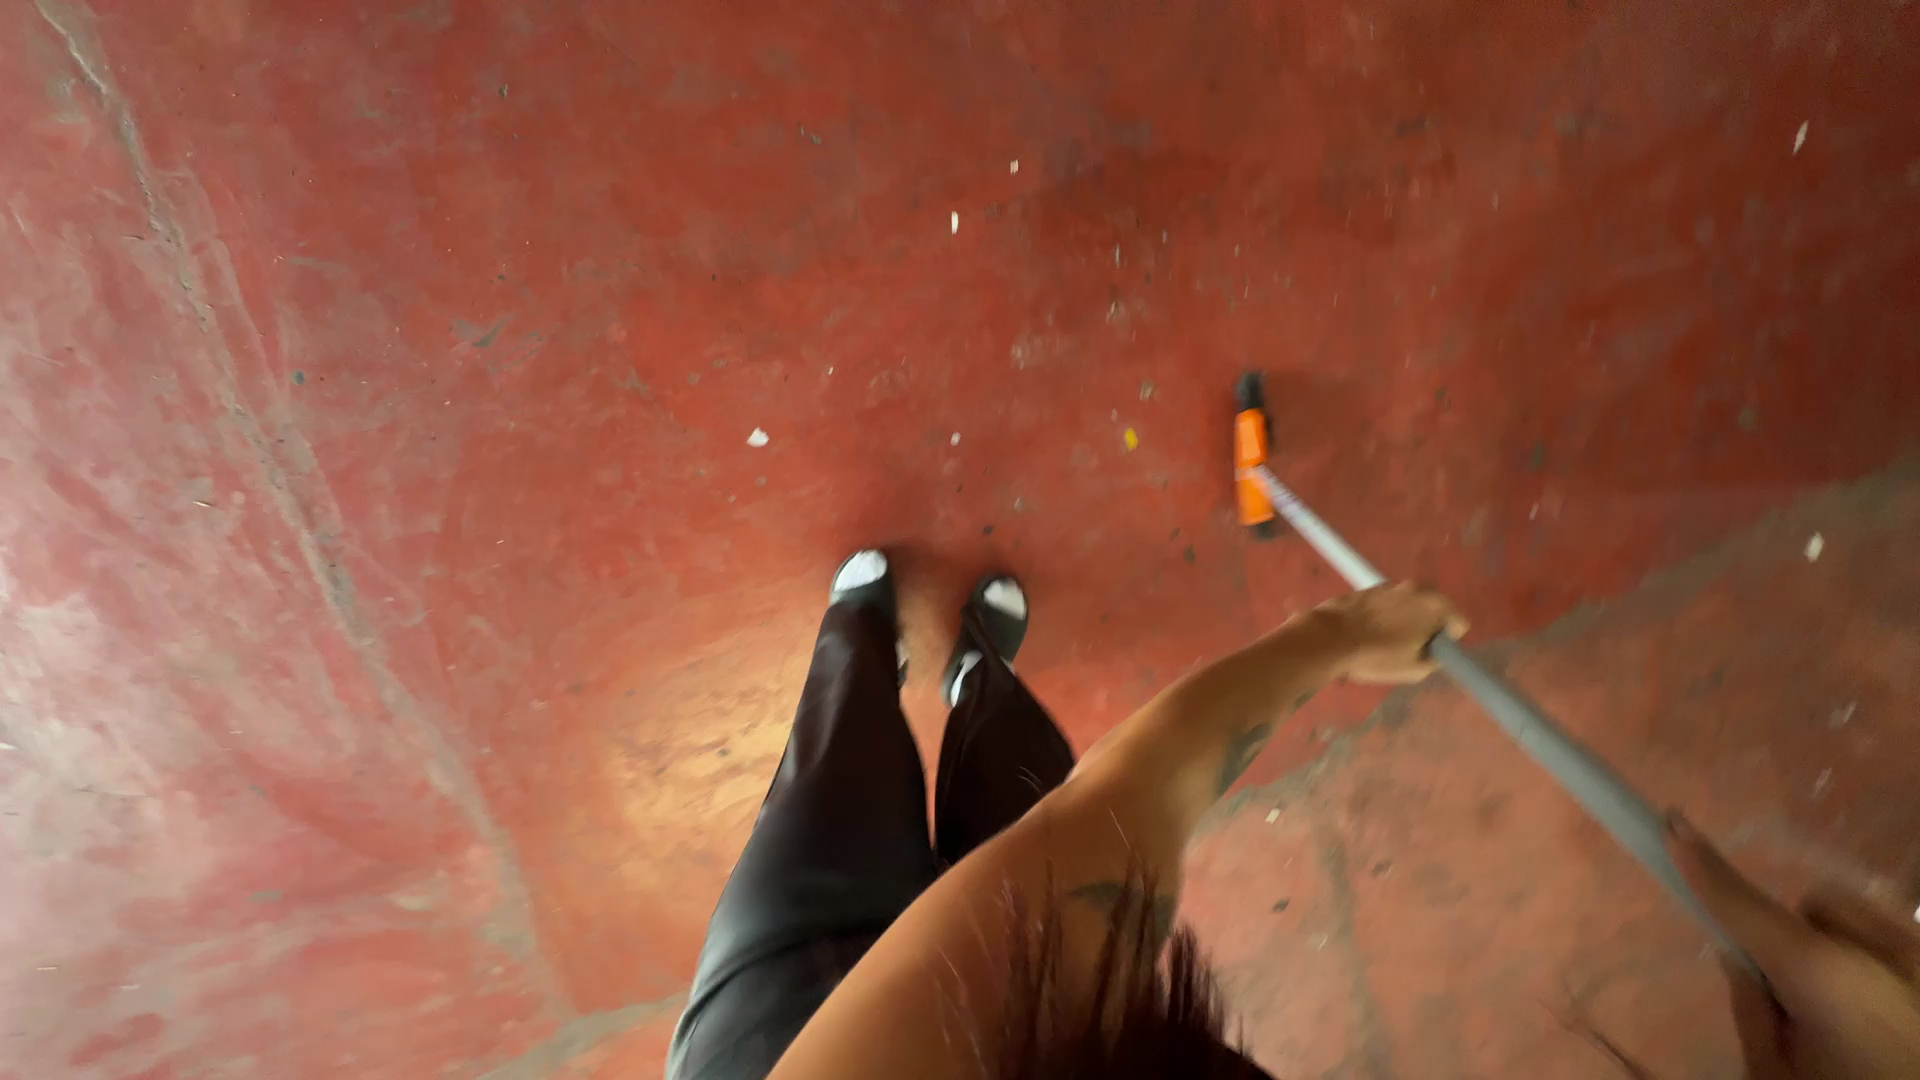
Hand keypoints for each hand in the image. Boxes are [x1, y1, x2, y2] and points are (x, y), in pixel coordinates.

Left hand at [1313, 581, 1466, 683]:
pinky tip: (1364, 632)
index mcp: (1435, 604)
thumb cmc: (1377, 655)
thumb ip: (1434, 658)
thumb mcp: (1416, 669)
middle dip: (1424, 627)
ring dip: (1400, 620)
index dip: (1446, 643)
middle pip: (1431, 611)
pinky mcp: (1363, 588)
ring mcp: (1386, 585)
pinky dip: (1379, 615)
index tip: (1428, 653)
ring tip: (1381, 641)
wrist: (1328, 638)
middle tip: (1406, 648)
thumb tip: (1432, 651)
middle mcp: (1415, 588)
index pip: (1458, 624)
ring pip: (1405, 606)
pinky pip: (1381, 605)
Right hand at [1669, 814, 1919, 1078]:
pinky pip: (1906, 959)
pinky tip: (1893, 1021)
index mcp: (1827, 976)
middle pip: (1821, 910)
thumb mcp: (1774, 1073)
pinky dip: (1891, 978)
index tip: (1671, 820)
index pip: (1742, 904)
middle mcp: (1894, 963)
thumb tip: (1742, 960)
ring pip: (1874, 931)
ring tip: (1857, 1019)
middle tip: (1798, 997)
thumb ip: (1753, 1005)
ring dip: (1853, 957)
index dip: (1700, 863)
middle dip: (1801, 937)